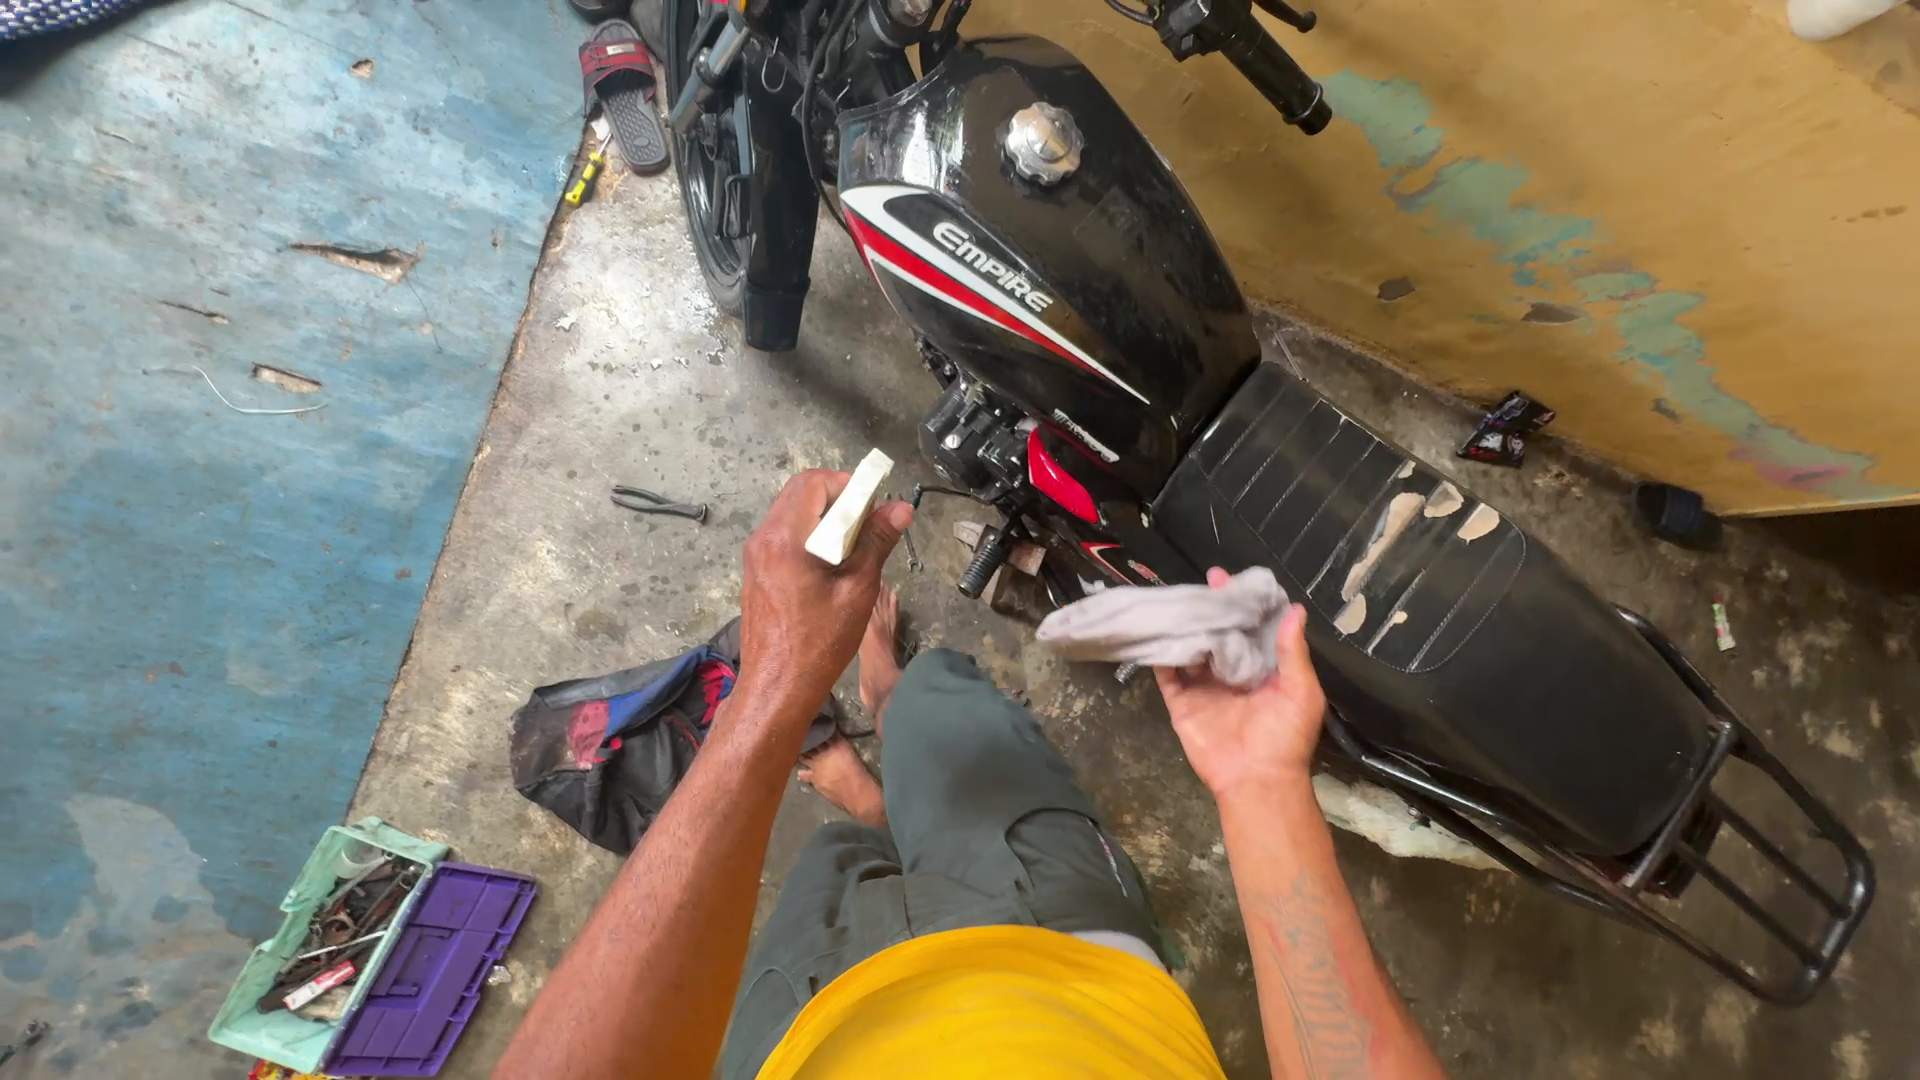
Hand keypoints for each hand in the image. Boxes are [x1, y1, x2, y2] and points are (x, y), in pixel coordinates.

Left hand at [734, 470, 912, 726]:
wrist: (777, 687)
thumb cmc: (820, 642)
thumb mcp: (857, 589)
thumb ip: (876, 542)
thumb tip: (900, 508)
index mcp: (786, 537)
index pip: (814, 482)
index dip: (848, 486)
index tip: (874, 509)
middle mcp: (764, 538)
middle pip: (800, 492)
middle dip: (838, 499)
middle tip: (867, 525)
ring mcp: (756, 554)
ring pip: (792, 512)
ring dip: (825, 518)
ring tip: (853, 548)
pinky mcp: (757, 570)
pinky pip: (785, 534)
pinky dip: (810, 535)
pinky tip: (831, 565)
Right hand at [1154, 567, 1327, 800]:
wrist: (1255, 781)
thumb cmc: (1285, 738)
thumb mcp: (1302, 692)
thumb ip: (1292, 652)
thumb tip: (1295, 609)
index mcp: (1262, 668)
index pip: (1249, 627)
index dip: (1241, 602)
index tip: (1227, 579)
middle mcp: (1231, 672)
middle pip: (1217, 632)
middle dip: (1209, 608)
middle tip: (1200, 583)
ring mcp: (1204, 686)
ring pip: (1191, 648)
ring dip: (1184, 626)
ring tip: (1175, 600)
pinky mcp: (1181, 701)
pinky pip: (1167, 673)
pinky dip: (1160, 653)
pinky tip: (1155, 632)